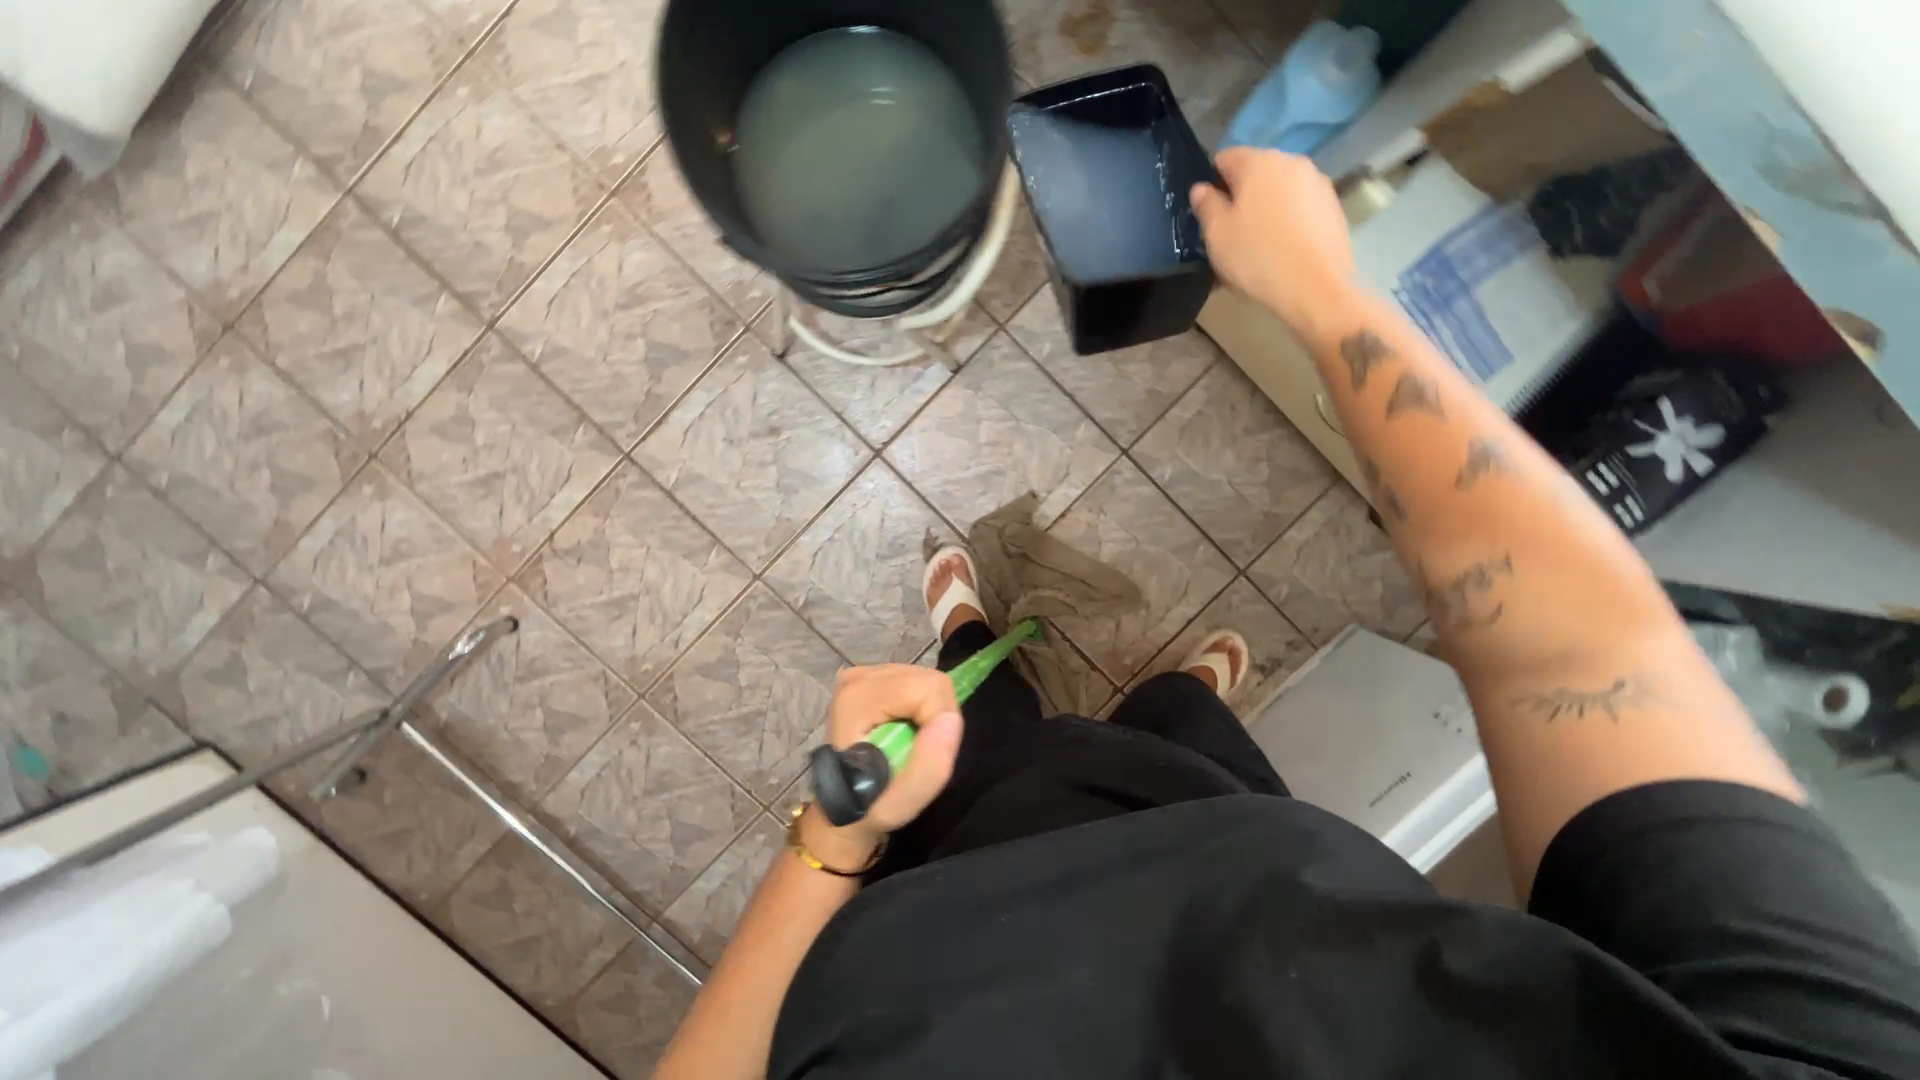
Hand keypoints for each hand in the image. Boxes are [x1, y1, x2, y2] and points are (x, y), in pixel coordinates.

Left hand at [808, 665, 962, 855]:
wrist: (840, 805)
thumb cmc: (868, 806)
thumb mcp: (901, 804)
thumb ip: (929, 766)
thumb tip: (950, 719)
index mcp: (858, 697)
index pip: (931, 688)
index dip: (941, 721)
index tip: (926, 754)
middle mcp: (858, 676)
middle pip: (930, 680)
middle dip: (937, 716)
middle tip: (921, 750)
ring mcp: (862, 673)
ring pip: (926, 679)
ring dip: (930, 713)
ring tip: (911, 742)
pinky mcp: (870, 677)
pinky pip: (916, 681)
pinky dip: (920, 707)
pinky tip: (904, 728)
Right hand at [1191, 147, 1358, 337]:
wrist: (1316, 288)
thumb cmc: (1258, 258)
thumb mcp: (1217, 235)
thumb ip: (1206, 205)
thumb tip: (1202, 189)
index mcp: (1259, 162)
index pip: (1226, 158)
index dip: (1213, 183)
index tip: (1211, 213)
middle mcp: (1292, 162)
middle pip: (1257, 171)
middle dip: (1243, 194)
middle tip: (1234, 231)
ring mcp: (1318, 182)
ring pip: (1281, 188)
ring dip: (1268, 206)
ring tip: (1263, 242)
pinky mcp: (1334, 205)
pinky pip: (1301, 205)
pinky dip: (1290, 219)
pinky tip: (1286, 247)